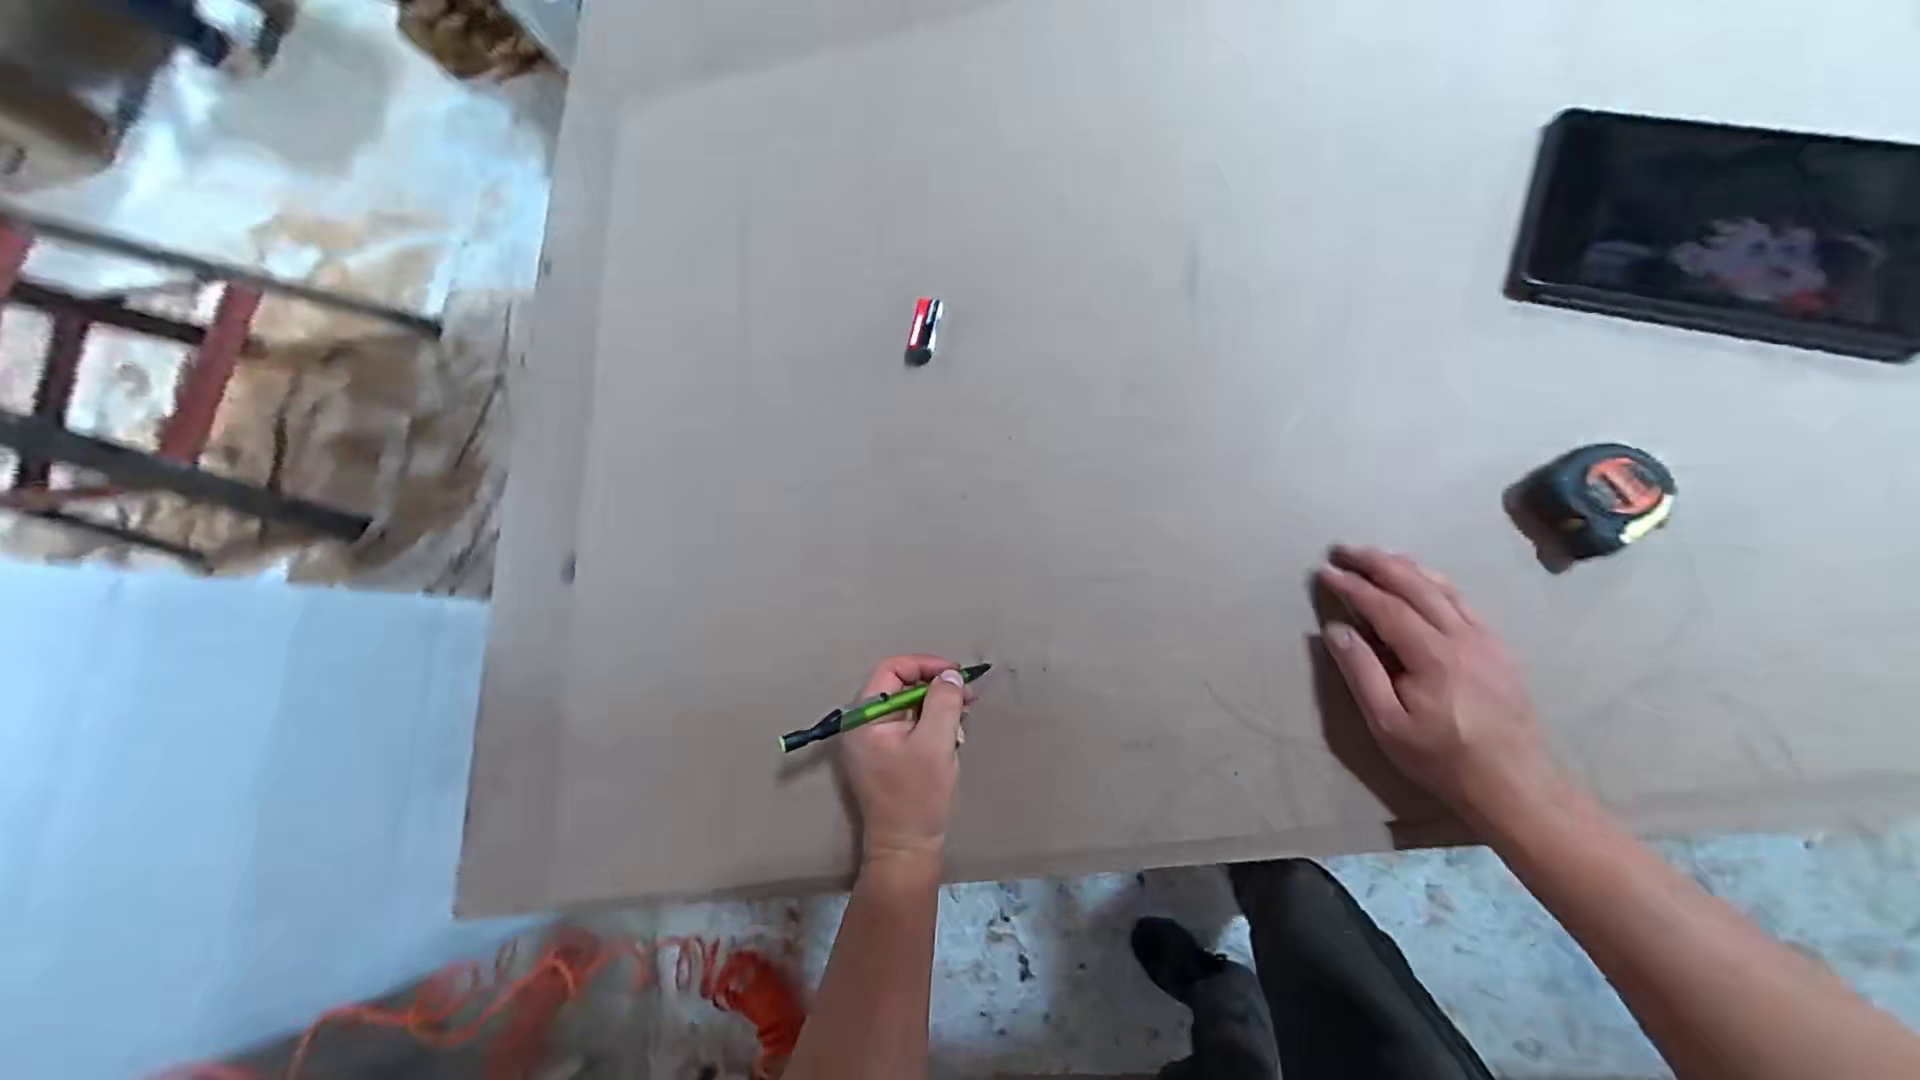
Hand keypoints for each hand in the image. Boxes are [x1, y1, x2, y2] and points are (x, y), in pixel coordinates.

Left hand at [838, 655, 977, 864]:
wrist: (905, 849)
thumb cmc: (917, 796)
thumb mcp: (936, 742)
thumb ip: (944, 701)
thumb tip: (950, 675)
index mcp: (863, 717)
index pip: (892, 670)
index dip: (925, 665)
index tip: (956, 674)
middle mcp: (861, 724)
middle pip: (900, 686)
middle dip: (936, 687)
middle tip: (967, 695)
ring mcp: (871, 741)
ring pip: (907, 706)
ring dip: (936, 707)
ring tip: (961, 719)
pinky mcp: (884, 755)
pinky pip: (908, 725)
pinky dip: (930, 724)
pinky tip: (950, 736)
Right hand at [1316, 546, 1558, 826]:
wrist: (1514, 784)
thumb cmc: (1440, 757)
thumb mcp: (1386, 723)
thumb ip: (1360, 672)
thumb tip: (1335, 629)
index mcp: (1434, 656)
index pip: (1385, 606)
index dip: (1353, 586)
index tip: (1325, 572)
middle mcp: (1464, 637)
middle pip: (1416, 586)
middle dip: (1377, 563)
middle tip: (1344, 550)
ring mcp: (1486, 640)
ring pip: (1443, 588)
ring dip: (1406, 567)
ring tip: (1376, 557)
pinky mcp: (1498, 648)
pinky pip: (1463, 601)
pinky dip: (1435, 582)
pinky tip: (1421, 580)